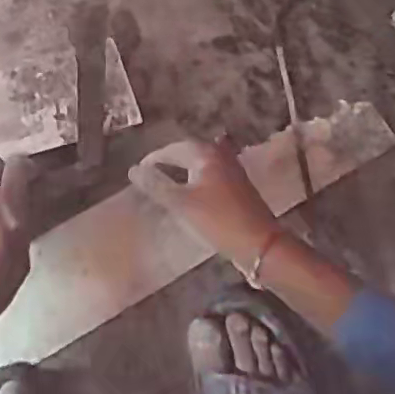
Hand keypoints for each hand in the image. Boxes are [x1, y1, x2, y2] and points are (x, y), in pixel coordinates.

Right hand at [129, 136, 279, 266]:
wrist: (261, 244)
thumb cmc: (219, 220)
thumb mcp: (182, 203)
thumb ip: (156, 185)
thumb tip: (133, 170)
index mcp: (206, 154)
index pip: (173, 148)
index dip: (154, 159)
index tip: (139, 171)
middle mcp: (220, 155)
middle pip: (188, 152)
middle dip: (168, 161)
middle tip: (149, 174)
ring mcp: (232, 169)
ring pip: (200, 163)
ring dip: (182, 169)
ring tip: (165, 181)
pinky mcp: (238, 185)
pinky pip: (210, 174)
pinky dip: (196, 178)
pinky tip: (189, 189)